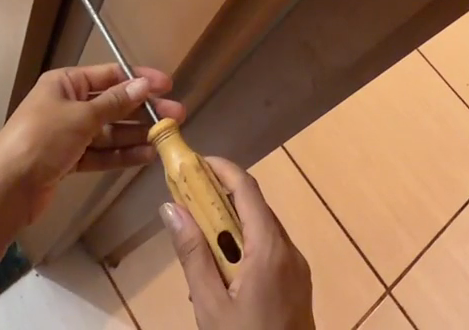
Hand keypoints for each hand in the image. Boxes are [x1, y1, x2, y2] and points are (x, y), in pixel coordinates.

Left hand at [0, 63, 185, 222]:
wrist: (7, 188)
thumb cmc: (42, 139)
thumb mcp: (81, 116)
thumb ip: (115, 103)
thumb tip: (144, 84)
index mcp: (65, 83)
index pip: (109, 75)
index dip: (138, 79)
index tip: (167, 85)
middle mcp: (67, 104)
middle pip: (112, 103)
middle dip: (142, 109)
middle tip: (176, 116)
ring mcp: (68, 133)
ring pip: (109, 130)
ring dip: (135, 134)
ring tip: (166, 138)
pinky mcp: (69, 160)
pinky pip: (101, 153)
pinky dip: (121, 154)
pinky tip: (146, 156)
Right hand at [163, 158, 312, 329]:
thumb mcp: (210, 305)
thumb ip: (192, 253)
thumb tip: (170, 207)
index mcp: (270, 248)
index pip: (246, 188)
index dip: (220, 168)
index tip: (193, 163)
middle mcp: (289, 250)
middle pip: (253, 207)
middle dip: (219, 198)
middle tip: (186, 202)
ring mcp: (297, 269)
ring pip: (261, 230)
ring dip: (230, 226)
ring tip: (198, 246)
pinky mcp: (298, 287)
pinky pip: (268, 252)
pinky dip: (243, 249)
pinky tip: (221, 275)